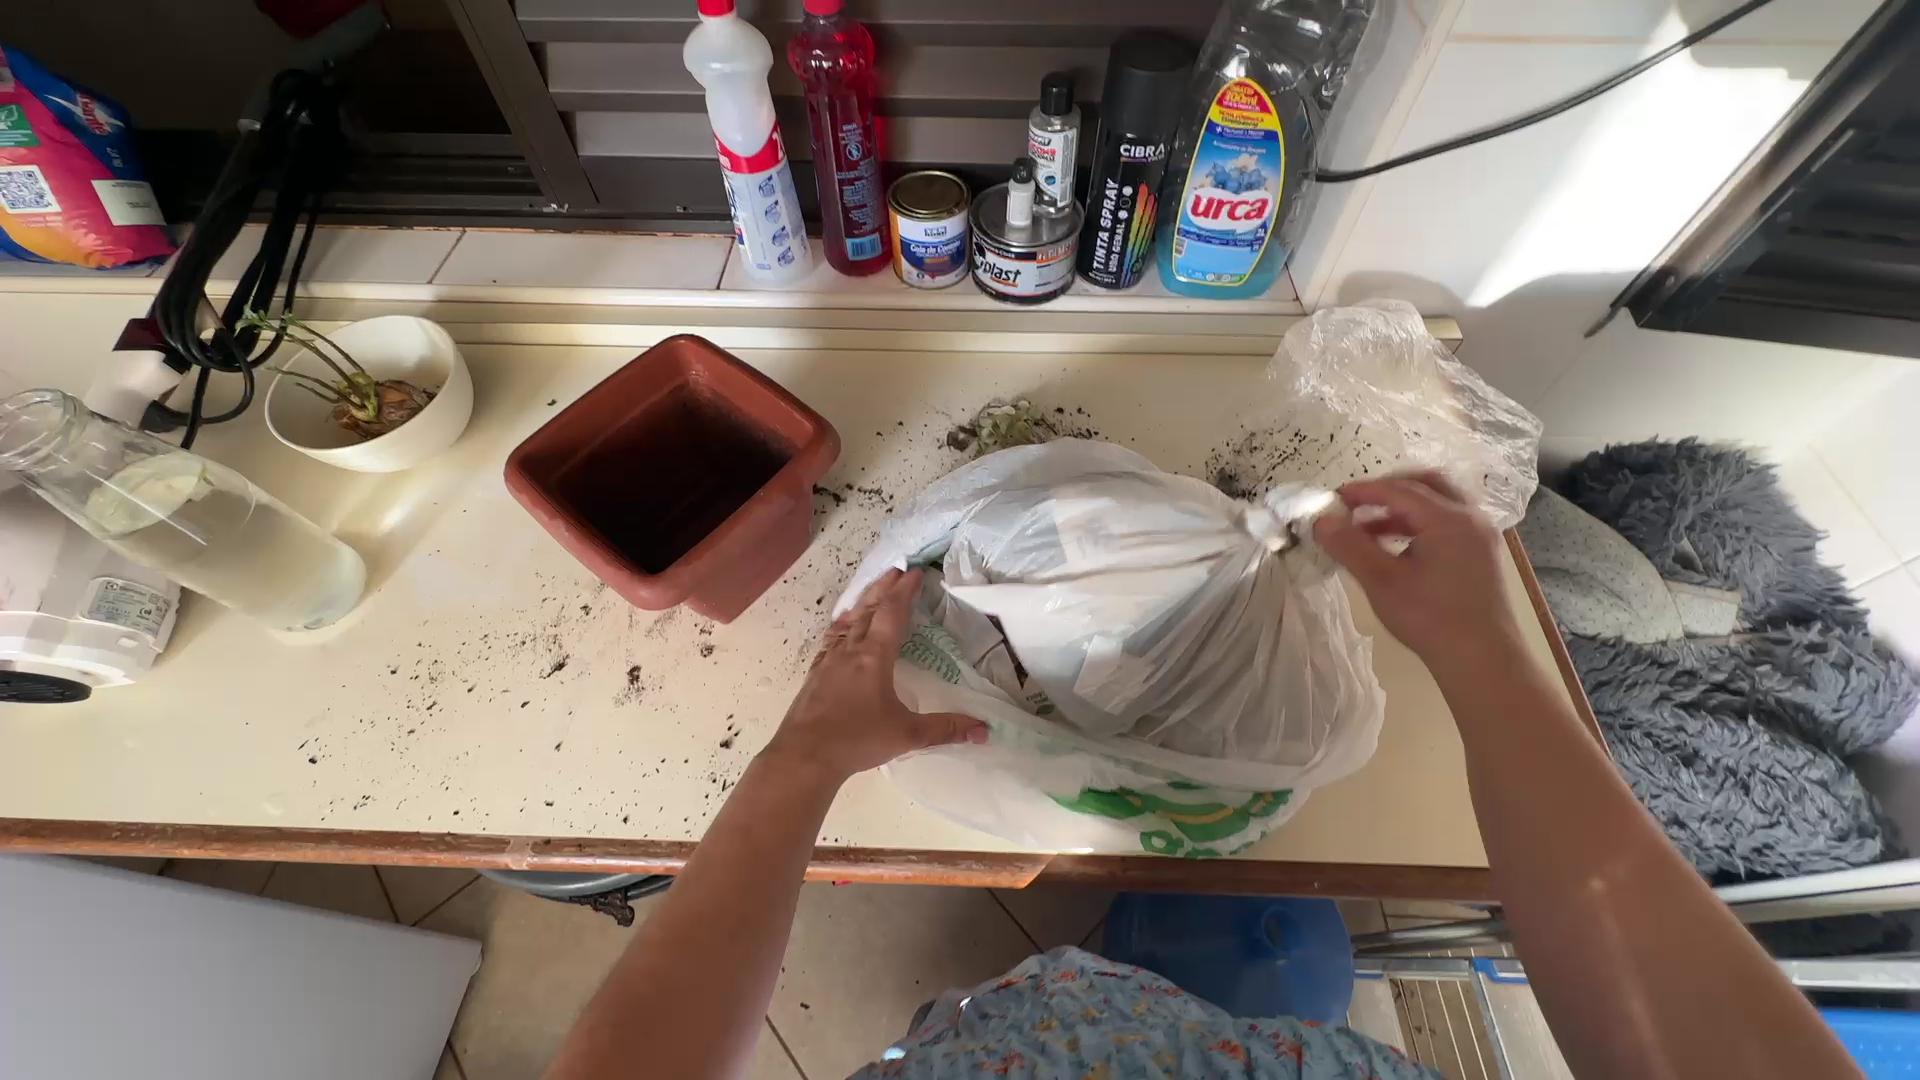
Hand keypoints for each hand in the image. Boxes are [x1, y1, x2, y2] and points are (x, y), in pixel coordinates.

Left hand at [761, 568, 986, 783]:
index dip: (904, 591)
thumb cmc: (857, 740)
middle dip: (884, 587)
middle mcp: (850, 651)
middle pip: (868, 609)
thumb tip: (985, 731)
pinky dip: (841, 625)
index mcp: (874, 657)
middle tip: (896, 569)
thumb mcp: (907, 735)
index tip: (914, 572)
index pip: (892, 613)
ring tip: (872, 589)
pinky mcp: (815, 675)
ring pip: (848, 621)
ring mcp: (828, 661)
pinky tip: (841, 628)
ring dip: (862, 601)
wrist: (803, 757)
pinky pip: (831, 639)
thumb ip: (946, 729)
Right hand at [1313, 471, 1525, 673]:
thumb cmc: (1430, 618)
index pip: (1400, 490)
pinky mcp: (1479, 555)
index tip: (1332, 499)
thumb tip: (1321, 520)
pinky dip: (1416, 524)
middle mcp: (1470, 519)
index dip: (1363, 491)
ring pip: (1438, 504)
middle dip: (1387, 489)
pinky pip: (1445, 523)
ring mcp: (1479, 537)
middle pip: (1426, 485)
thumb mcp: (1381, 580)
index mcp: (1449, 519)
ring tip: (1366, 528)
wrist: (1482, 660)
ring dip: (1401, 508)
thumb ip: (1349, 545)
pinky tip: (1392, 547)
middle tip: (1355, 504)